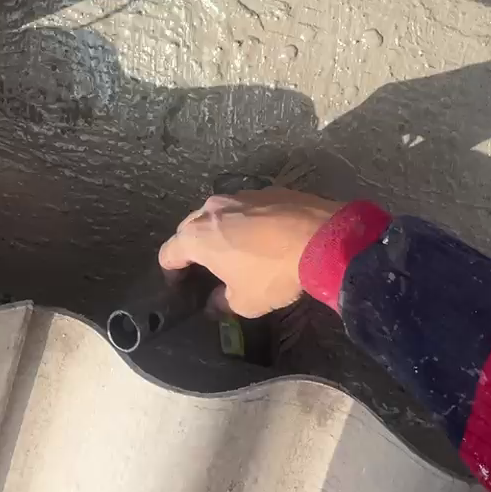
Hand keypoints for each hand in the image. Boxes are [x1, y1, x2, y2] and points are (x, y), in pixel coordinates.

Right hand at [157, 189, 341, 317]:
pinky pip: (249, 208)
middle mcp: (213, 208)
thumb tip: (216, 302)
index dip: (171, 270)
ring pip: (221, 213)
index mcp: (197, 235)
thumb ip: (223, 302)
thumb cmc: (272, 273)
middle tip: (207, 267)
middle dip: (195, 247)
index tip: (180, 284)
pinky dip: (250, 221)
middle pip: (191, 227)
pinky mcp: (270, 189)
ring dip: (223, 230)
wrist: (322, 238)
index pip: (169, 252)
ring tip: (239, 250)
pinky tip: (267, 237)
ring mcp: (242, 194)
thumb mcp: (245, 302)